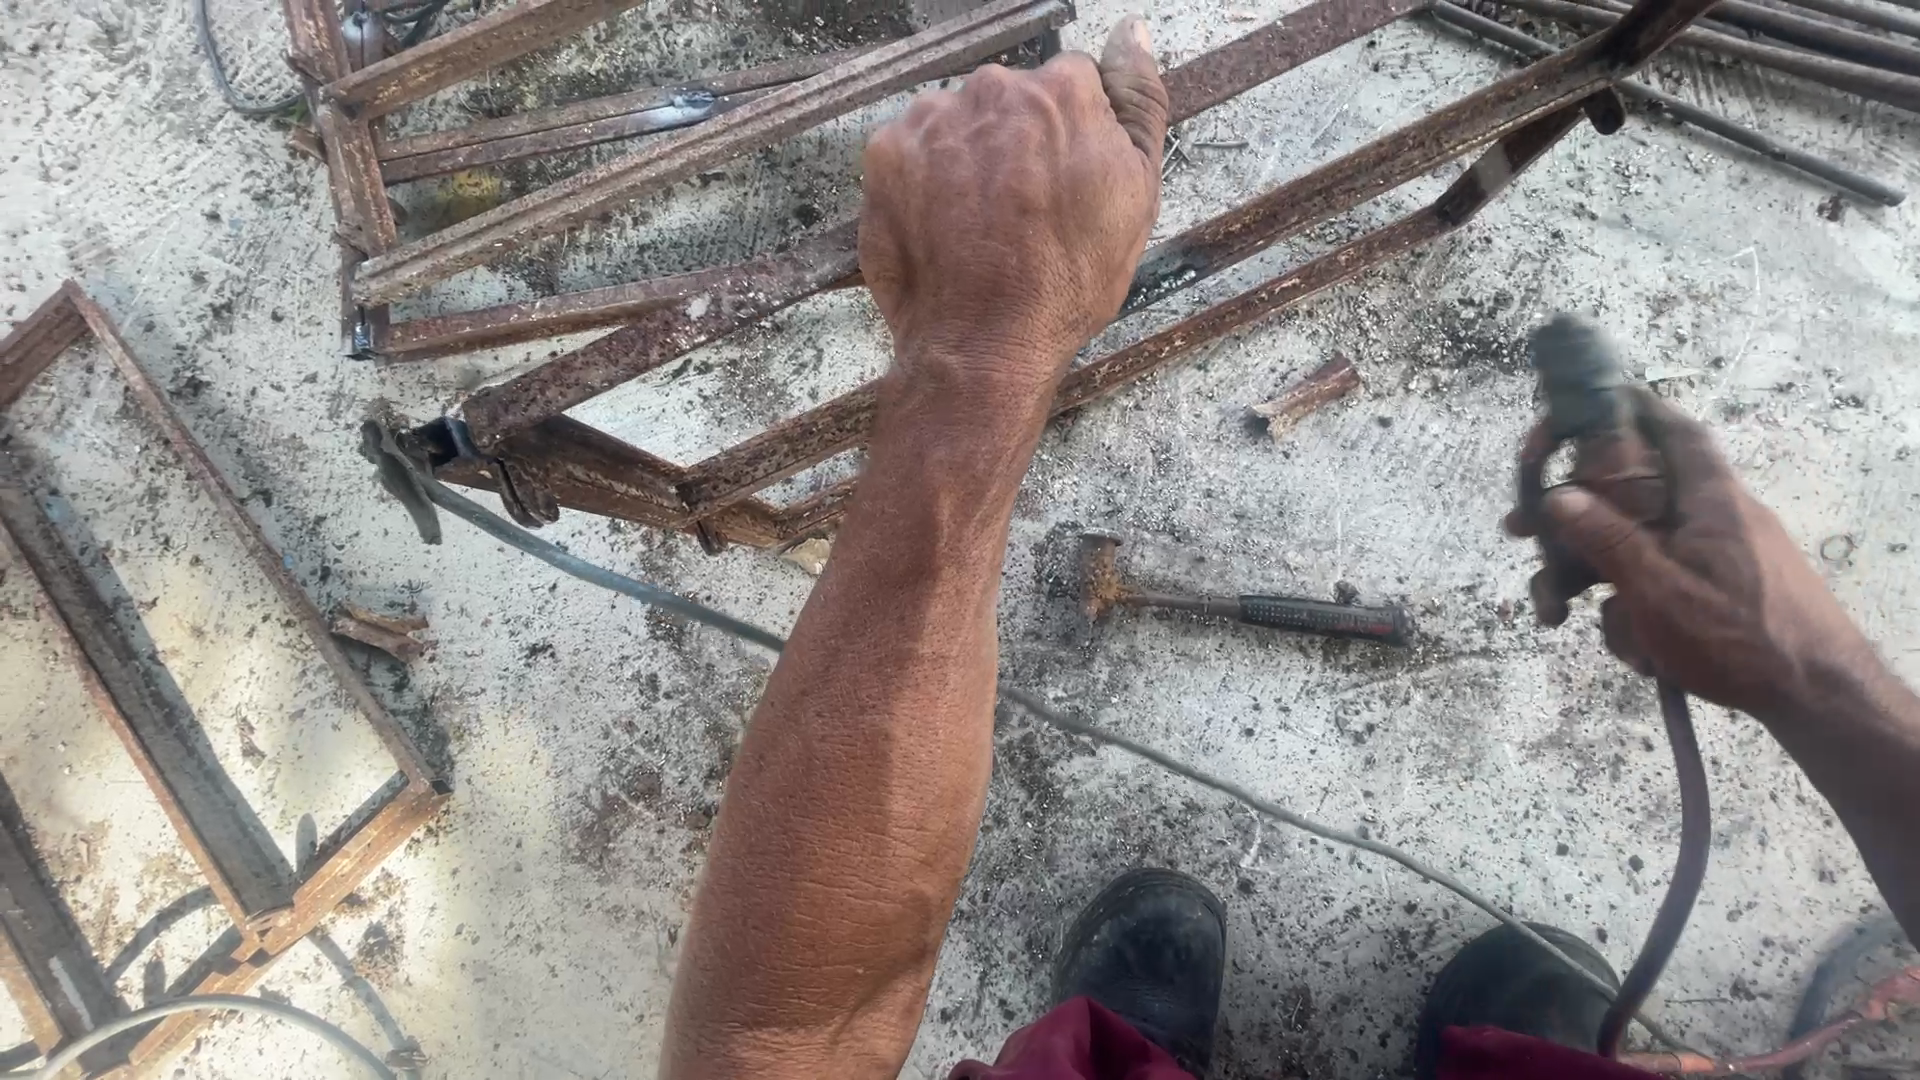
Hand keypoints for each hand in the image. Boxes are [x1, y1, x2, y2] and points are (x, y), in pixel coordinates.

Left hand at [857, 17, 1167, 409]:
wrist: (983, 346)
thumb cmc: (1066, 285)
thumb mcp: (1136, 197)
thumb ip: (1141, 104)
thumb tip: (1131, 32)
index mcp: (1060, 91)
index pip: (1068, 91)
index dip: (1067, 146)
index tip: (1060, 195)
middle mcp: (991, 88)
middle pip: (1008, 106)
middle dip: (1014, 149)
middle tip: (1018, 221)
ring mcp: (931, 120)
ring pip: (956, 128)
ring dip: (965, 163)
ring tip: (974, 232)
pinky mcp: (884, 157)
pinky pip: (911, 156)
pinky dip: (922, 186)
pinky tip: (940, 231)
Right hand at [1507, 389, 1878, 720]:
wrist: (1820, 702)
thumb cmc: (1742, 638)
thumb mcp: (1658, 588)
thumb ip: (1606, 538)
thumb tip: (1558, 495)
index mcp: (1709, 502)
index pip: (1672, 432)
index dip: (1625, 410)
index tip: (1574, 414)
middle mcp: (1706, 519)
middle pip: (1623, 494)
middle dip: (1564, 514)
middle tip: (1517, 530)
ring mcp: (1703, 555)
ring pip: (1623, 545)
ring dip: (1580, 576)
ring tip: (1553, 612)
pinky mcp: (1702, 587)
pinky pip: (1644, 580)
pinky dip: (1621, 606)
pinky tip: (1624, 640)